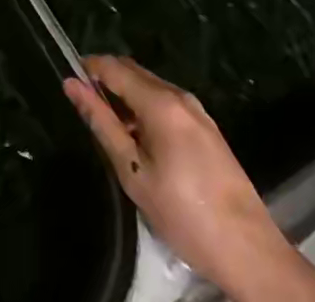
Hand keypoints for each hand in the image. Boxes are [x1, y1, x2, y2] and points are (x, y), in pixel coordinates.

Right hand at [64, 56, 314, 301]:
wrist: (247, 247)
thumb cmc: (183, 213)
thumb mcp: (133, 171)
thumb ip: (102, 124)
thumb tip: (72, 86)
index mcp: (161, 102)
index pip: (116, 67)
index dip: (90, 67)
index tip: (68, 80)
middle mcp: (181, 96)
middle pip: (135, 72)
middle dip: (107, 80)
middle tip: (81, 104)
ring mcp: (198, 110)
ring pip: (151, 87)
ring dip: (126, 96)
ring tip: (105, 125)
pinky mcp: (206, 127)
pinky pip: (167, 103)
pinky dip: (145, 108)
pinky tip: (137, 138)